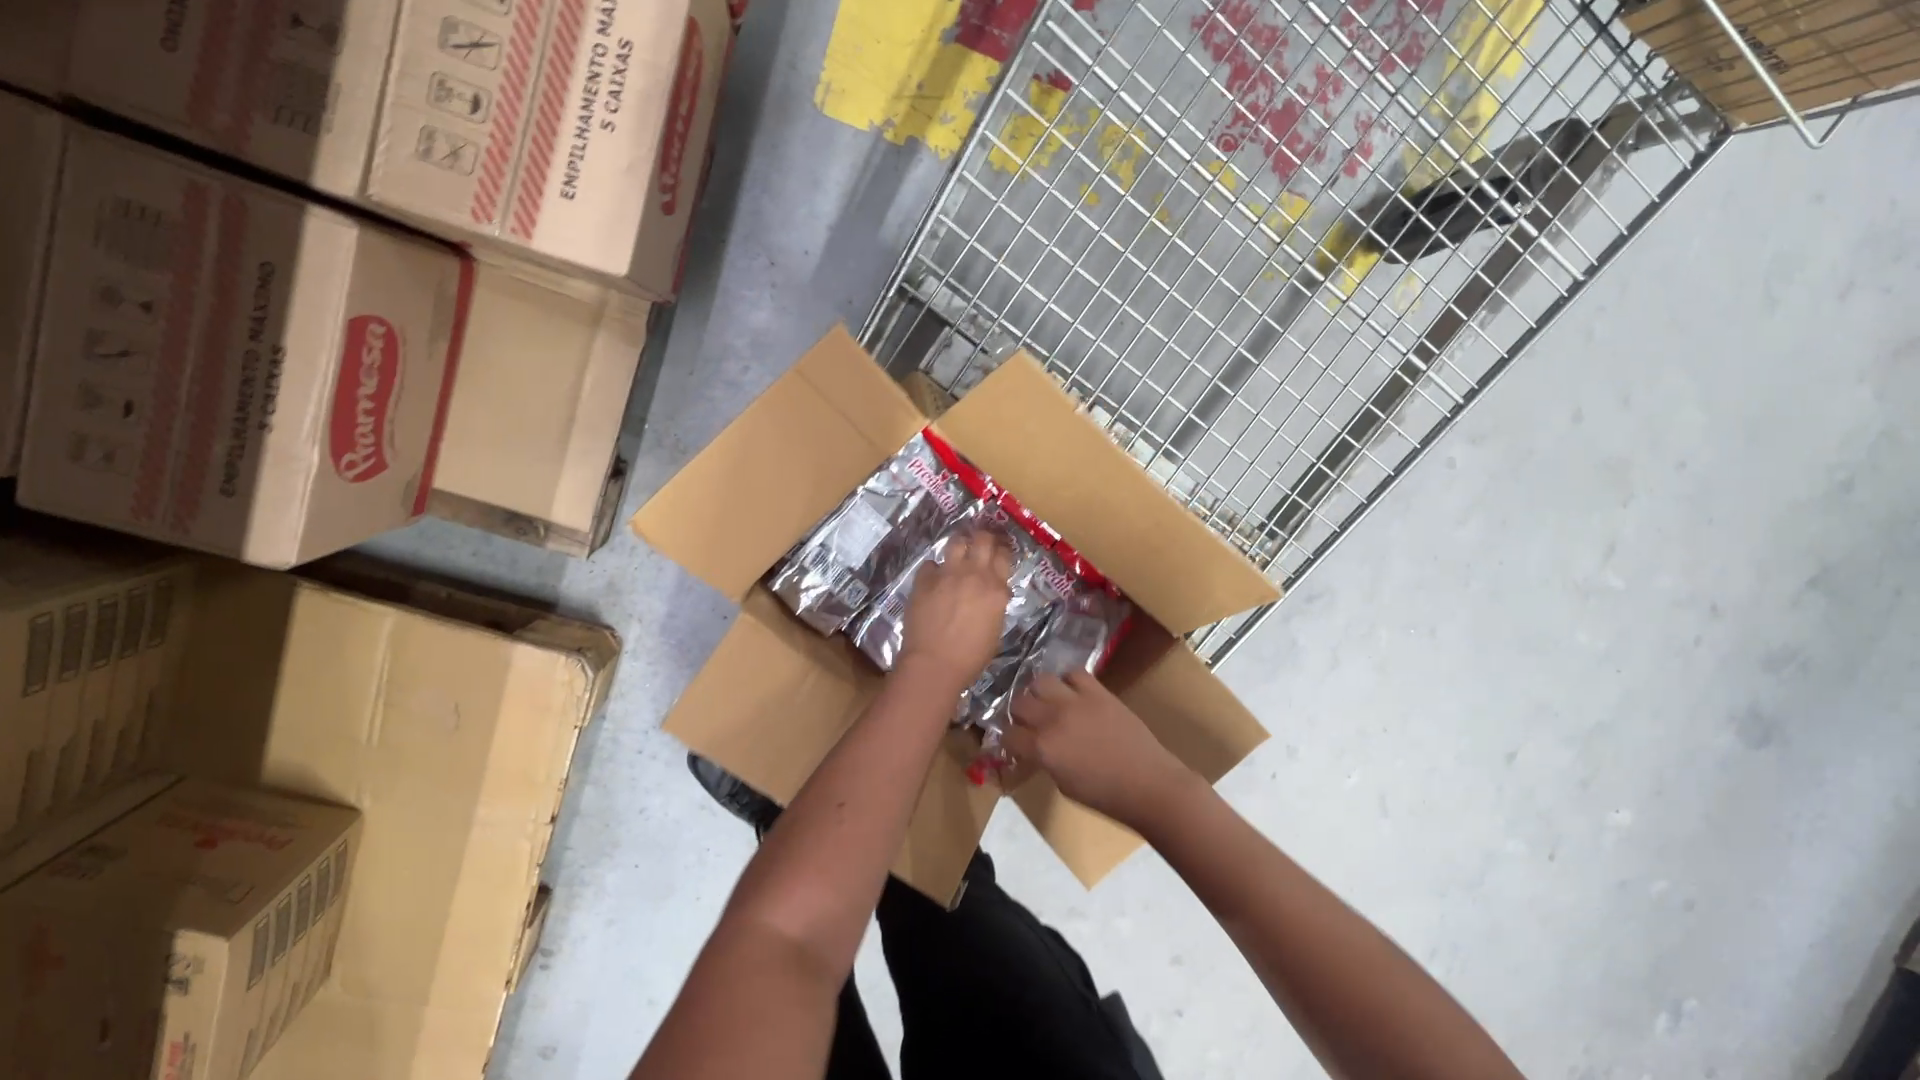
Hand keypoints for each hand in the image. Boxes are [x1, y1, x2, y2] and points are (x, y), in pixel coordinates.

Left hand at [898, 529, 1011, 691]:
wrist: (934, 664)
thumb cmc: (971, 656)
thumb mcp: (995, 629)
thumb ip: (996, 604)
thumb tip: (995, 593)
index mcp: (996, 589)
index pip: (1004, 555)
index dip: (1003, 549)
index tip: (1001, 550)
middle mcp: (973, 574)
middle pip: (982, 539)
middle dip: (984, 537)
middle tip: (982, 542)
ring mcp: (946, 574)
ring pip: (956, 542)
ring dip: (960, 544)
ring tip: (959, 551)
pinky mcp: (923, 580)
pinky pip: (930, 564)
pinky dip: (934, 569)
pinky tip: (934, 579)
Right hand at [1004, 671, 1198, 827]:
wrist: (1148, 784)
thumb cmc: (1105, 796)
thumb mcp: (1063, 784)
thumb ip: (1045, 760)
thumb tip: (1037, 748)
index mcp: (1042, 748)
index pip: (1008, 734)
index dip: (1008, 740)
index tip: (1014, 743)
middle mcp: (1053, 719)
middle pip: (1019, 702)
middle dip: (1019, 713)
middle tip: (1029, 722)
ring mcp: (1077, 701)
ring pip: (1041, 680)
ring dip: (1040, 692)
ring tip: (1049, 703)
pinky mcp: (1099, 692)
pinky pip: (1074, 673)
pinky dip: (1069, 681)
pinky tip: (1073, 694)